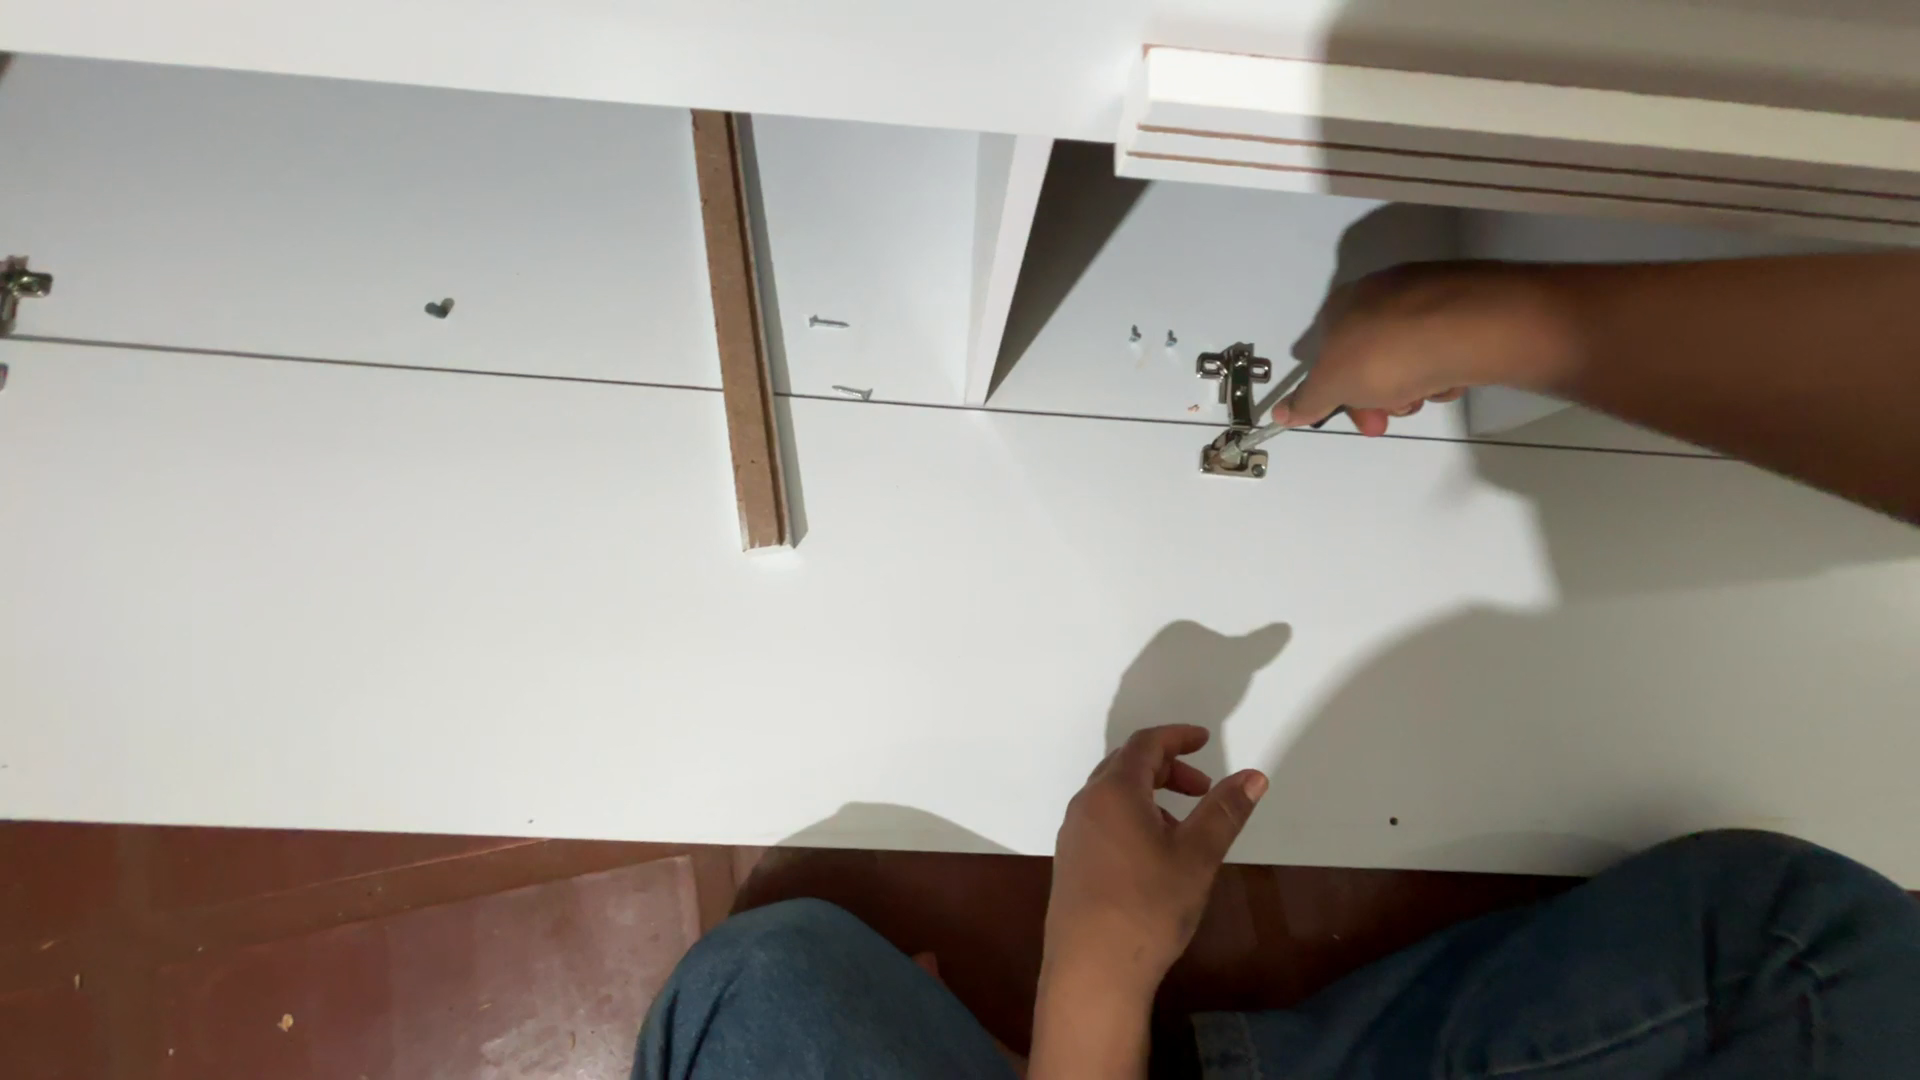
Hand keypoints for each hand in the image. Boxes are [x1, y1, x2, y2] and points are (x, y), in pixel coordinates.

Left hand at [1043, 725, 1266, 996]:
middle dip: (1167, 768)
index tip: (1204, 739)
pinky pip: (1102, 819)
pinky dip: (1131, 818)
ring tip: (1185, 829)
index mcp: (1113, 790)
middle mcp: (1086, 802)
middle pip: (1126, 766)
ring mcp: (1073, 832)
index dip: (1176, 737)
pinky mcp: (1070, 860)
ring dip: (1150, 796)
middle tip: (1203, 790)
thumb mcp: (1197, 856)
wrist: (1092, 968)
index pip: (1144, 744)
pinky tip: (1153, 856)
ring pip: (1113, 795)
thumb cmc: (1148, 905)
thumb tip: (1254, 775)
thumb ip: (1224, 811)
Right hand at [1273, 261, 1582, 435]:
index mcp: (1341, 304)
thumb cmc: (1387, 356)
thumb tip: (1280, 413)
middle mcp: (1380, 291)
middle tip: (1390, 419)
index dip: (1334, 392)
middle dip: (1376, 394)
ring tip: (1427, 394)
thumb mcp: (1332, 386)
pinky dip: (1444, 364)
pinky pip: (1444, 342)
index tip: (1353, 419)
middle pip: (1367, 356)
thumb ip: (1306, 401)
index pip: (1325, 352)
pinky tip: (1454, 376)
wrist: (1474, 327)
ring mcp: (1426, 292)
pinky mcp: (1468, 299)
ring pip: (1407, 353)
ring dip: (1411, 383)